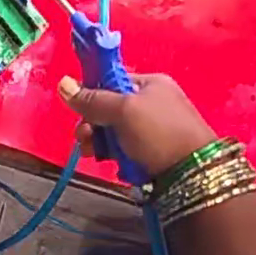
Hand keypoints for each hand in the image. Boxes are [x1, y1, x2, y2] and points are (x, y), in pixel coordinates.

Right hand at [56, 73, 216, 174]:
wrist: (192, 173)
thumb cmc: (158, 134)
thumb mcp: (123, 111)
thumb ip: (92, 99)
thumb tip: (63, 83)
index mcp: (149, 84)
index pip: (109, 81)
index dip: (91, 96)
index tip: (82, 112)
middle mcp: (150, 102)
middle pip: (106, 109)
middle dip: (92, 125)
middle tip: (87, 139)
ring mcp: (150, 127)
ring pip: (111, 131)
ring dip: (99, 142)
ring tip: (97, 154)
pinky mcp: (149, 150)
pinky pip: (121, 147)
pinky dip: (113, 154)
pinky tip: (111, 162)